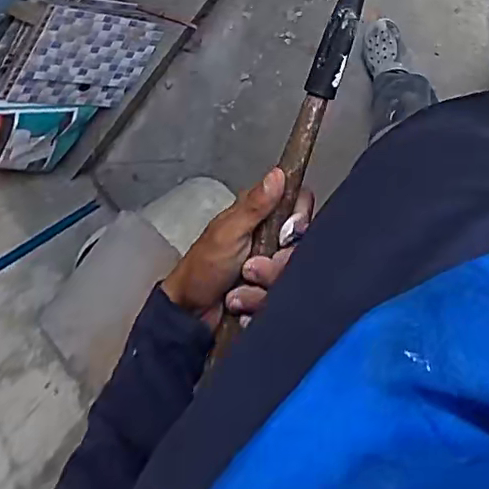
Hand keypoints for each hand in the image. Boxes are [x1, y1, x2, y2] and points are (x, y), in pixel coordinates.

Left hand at [159, 168, 313, 326]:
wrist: (188, 315)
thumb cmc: (201, 269)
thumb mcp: (228, 233)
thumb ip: (256, 205)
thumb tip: (277, 174)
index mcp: (261, 214)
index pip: (299, 204)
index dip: (299, 220)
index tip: (286, 235)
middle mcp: (270, 236)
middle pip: (299, 245)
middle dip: (275, 265)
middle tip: (249, 269)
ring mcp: (271, 264)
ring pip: (290, 273)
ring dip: (262, 288)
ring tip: (238, 290)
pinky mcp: (270, 289)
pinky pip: (282, 295)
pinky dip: (259, 302)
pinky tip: (241, 303)